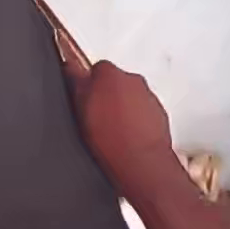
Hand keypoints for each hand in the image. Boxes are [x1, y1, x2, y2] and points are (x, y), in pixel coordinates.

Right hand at [67, 60, 185, 199]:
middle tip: (97, 116)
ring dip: (123, 107)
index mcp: (109, 72)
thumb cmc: (110, 138)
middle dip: (107, 95)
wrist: (139, 161)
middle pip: (115, 81)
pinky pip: (145, 111)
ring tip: (112, 130)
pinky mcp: (159, 113)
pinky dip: (137, 120)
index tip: (85, 100)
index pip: (95, 69)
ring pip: (131, 96)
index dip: (88, 86)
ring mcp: (148, 96)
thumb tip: (70, 67)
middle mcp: (133, 79)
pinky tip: (127, 136)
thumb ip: (75, 82)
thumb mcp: (79, 109)